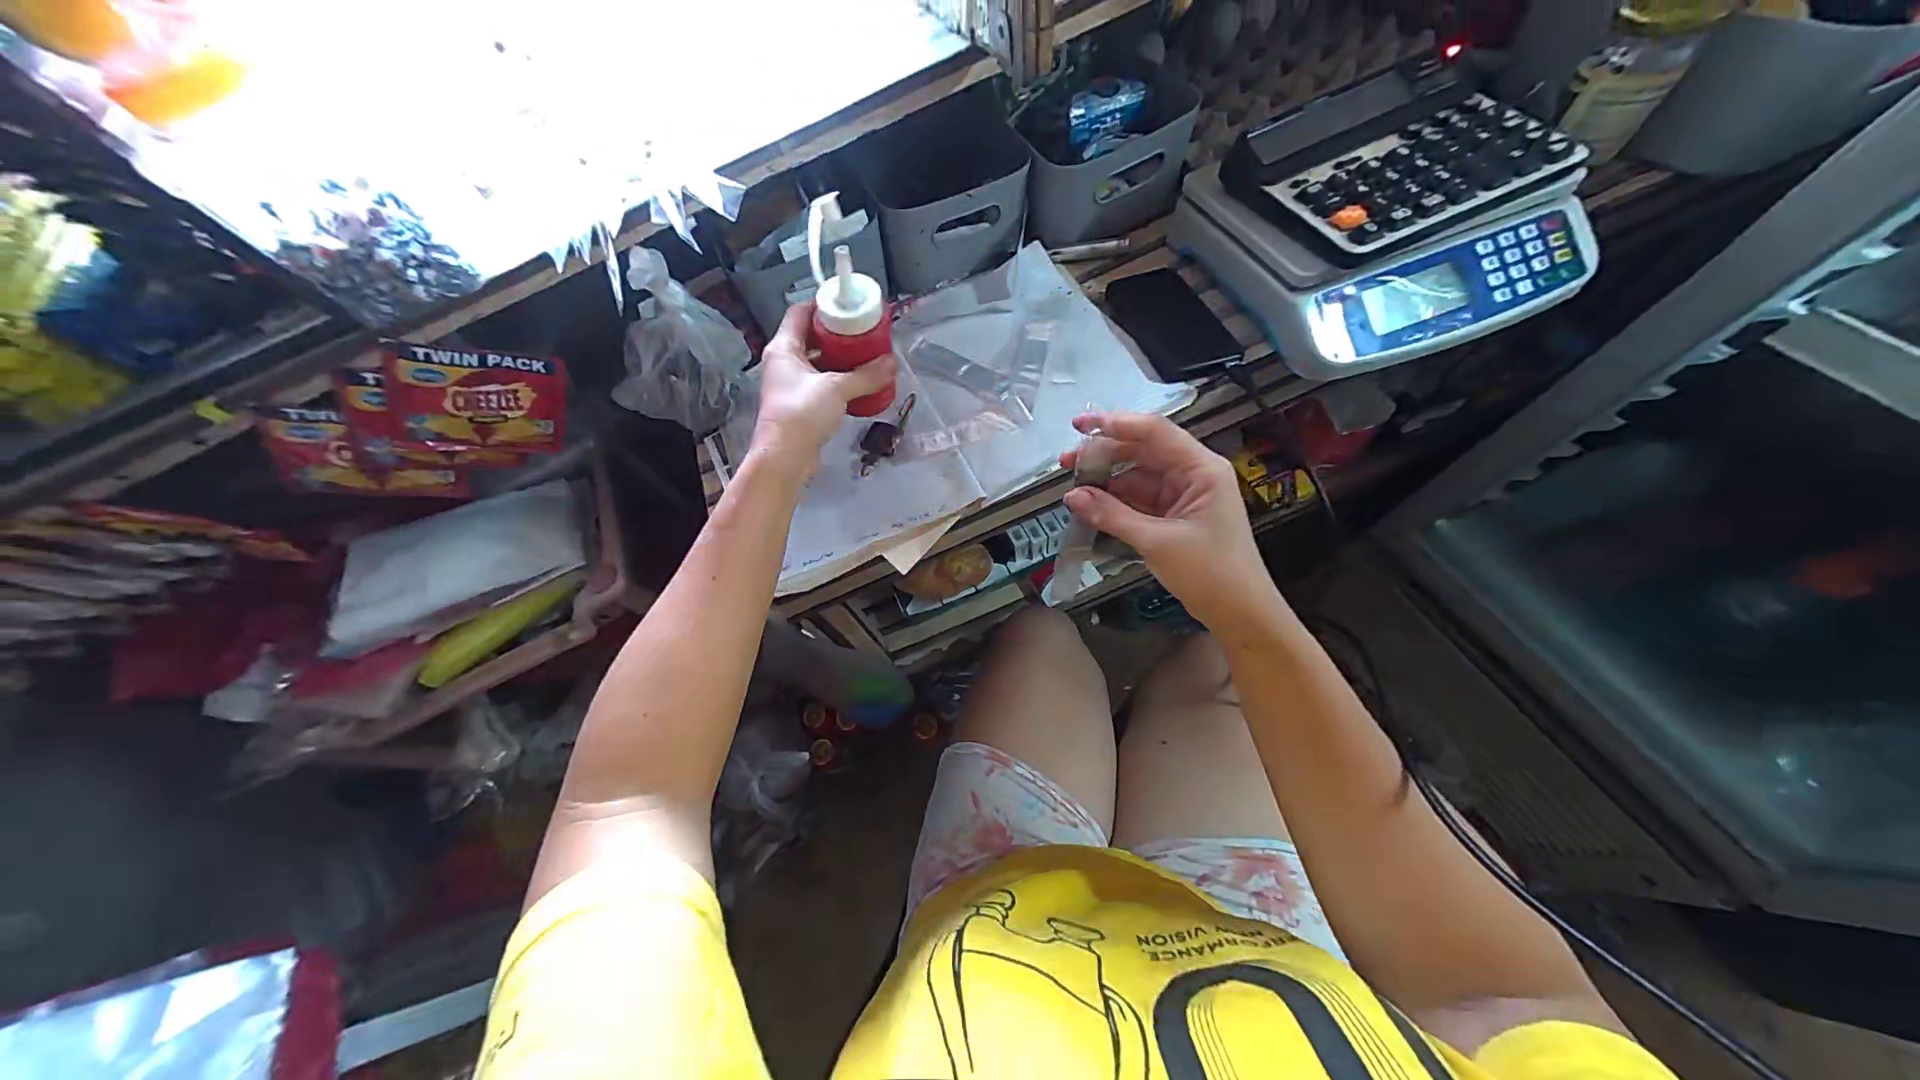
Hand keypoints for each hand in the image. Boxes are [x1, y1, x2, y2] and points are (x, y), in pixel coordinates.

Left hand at [750, 301, 895, 475]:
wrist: (784, 458)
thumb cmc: (802, 414)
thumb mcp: (837, 389)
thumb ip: (866, 375)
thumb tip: (891, 363)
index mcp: (783, 348)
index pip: (800, 313)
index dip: (823, 305)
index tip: (848, 306)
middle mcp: (782, 362)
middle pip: (809, 337)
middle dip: (836, 335)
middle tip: (863, 333)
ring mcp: (789, 385)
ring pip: (815, 362)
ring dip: (838, 359)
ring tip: (865, 356)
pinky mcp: (798, 405)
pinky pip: (819, 384)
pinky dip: (836, 380)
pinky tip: (857, 383)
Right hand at [1060, 412, 1282, 637]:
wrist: (1240, 613)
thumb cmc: (1211, 573)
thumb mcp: (1157, 542)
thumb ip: (1112, 516)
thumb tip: (1073, 496)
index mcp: (1201, 468)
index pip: (1154, 432)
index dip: (1115, 424)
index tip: (1080, 424)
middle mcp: (1193, 474)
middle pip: (1142, 451)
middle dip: (1104, 454)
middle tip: (1067, 462)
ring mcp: (1183, 495)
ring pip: (1137, 476)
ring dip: (1106, 481)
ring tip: (1073, 487)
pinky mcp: (1174, 515)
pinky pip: (1139, 499)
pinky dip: (1115, 502)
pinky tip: (1090, 506)